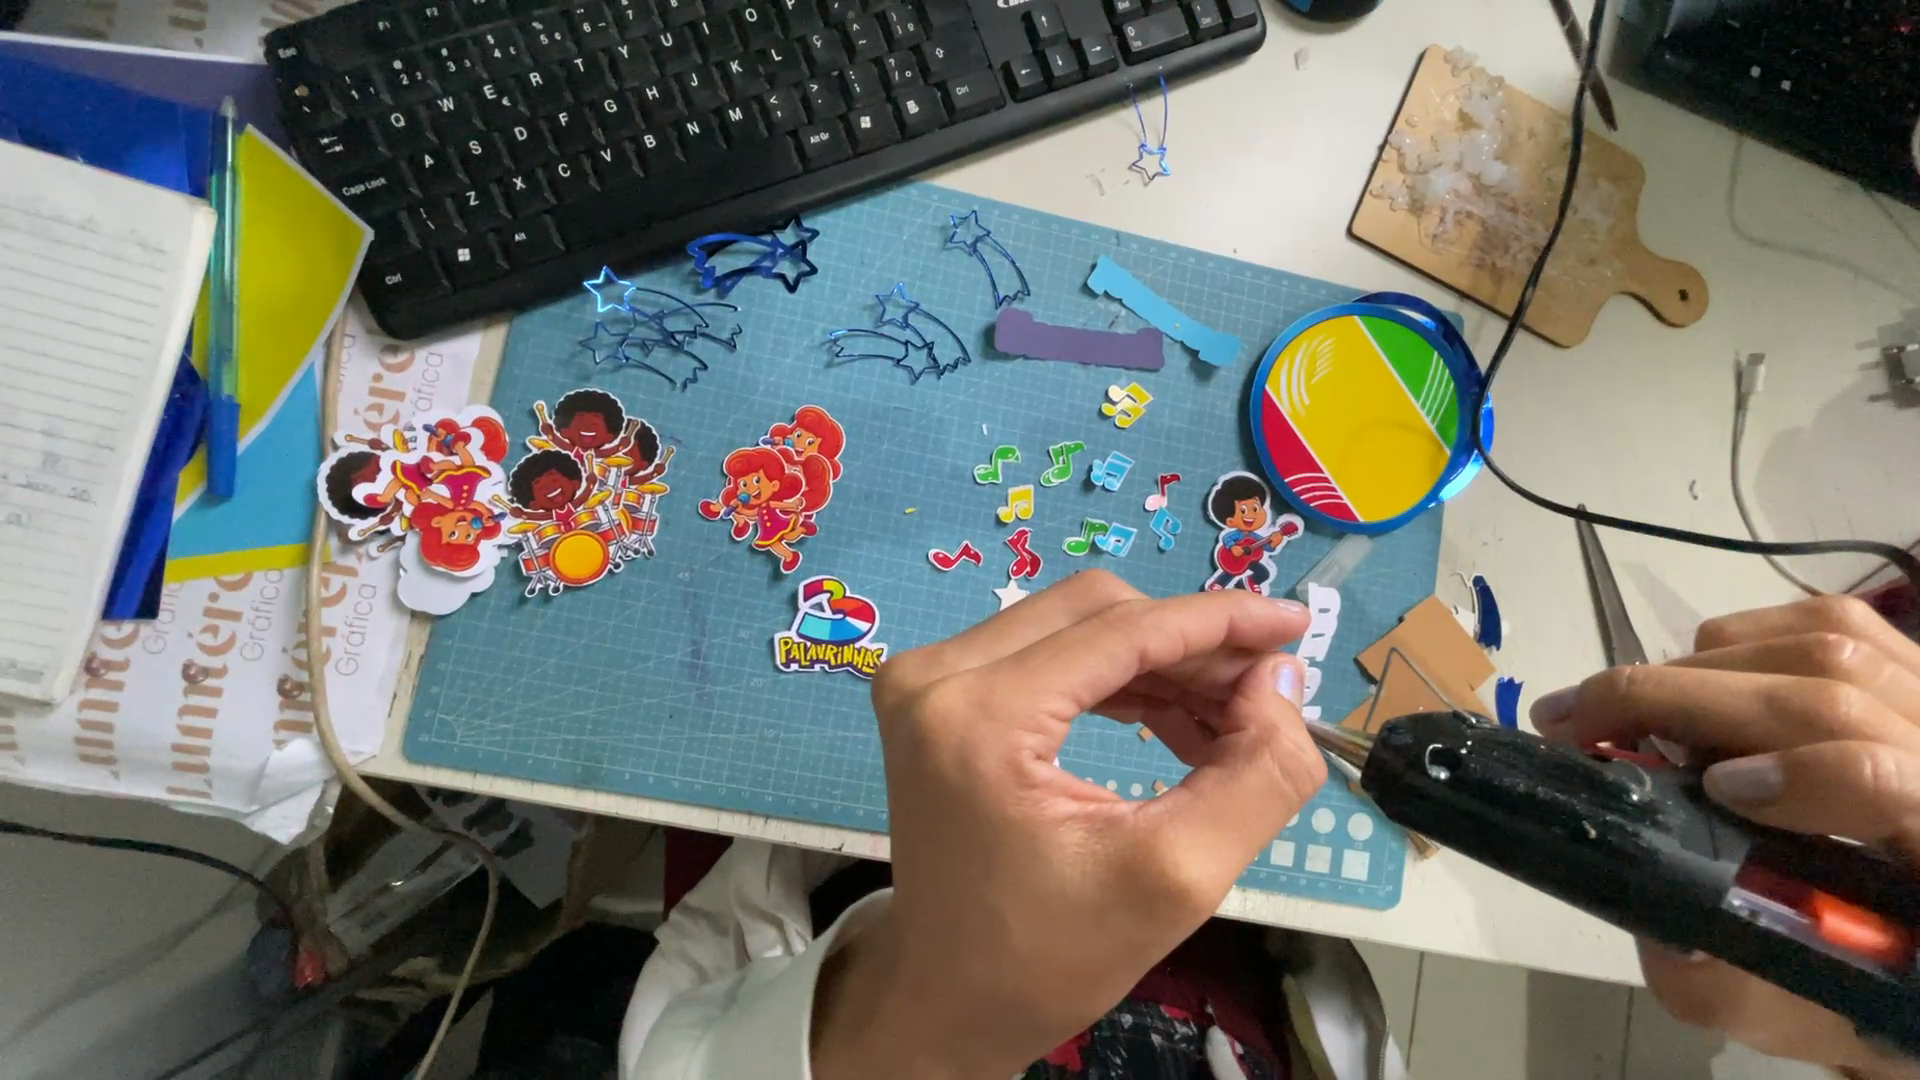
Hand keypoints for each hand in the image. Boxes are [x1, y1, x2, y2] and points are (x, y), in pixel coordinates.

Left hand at [812, 570, 1324, 1078]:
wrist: (943, 992)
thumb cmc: (1046, 956)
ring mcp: (927, 675)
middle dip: (1189, 644)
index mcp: (979, 715)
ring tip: (1225, 719)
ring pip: (1073, 625)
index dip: (1217, 621)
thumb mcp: (1174, 877)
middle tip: (1262, 691)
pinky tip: (1170, 718)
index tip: (1292, 623)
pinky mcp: (936, 688)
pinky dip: (1115, 676)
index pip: (1120, 631)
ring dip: (1158, 661)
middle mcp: (937, 672)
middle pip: (1094, 612)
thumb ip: (1256, 774)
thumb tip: (1280, 677)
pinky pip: (1045, 651)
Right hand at [1531, 595, 1919, 1077]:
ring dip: (1691, 672)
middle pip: (1827, 691)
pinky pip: (1824, 621)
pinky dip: (1737, 638)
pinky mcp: (1917, 674)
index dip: (1798, 772)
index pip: (1895, 778)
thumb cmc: (1879, 984)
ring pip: (1817, 647)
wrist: (1916, 924)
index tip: (1706, 791)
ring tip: (1632, 715)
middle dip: (1673, 698)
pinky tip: (1701, 680)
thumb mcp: (1807, 1016)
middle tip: (1569, 722)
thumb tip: (1646, 910)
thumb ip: (1727, 983)